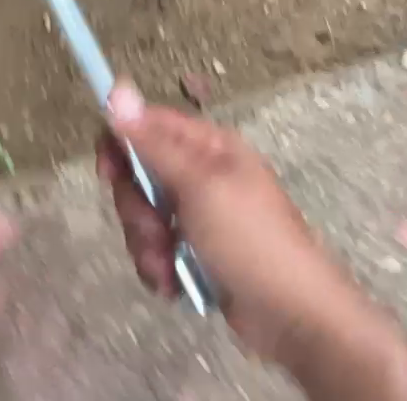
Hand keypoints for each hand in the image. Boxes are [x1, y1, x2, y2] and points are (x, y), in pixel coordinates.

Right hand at [95, 84, 382, 366]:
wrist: (297, 320)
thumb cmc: (252, 241)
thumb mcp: (198, 185)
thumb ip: (152, 141)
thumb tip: (117, 86)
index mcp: (208, 147)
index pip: (144, 124)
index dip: (120, 145)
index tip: (109, 174)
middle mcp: (199, 174)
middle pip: (136, 173)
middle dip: (136, 207)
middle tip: (156, 229)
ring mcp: (196, 214)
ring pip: (140, 213)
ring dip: (145, 241)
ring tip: (167, 265)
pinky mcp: (192, 250)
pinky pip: (152, 244)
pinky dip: (156, 263)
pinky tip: (172, 281)